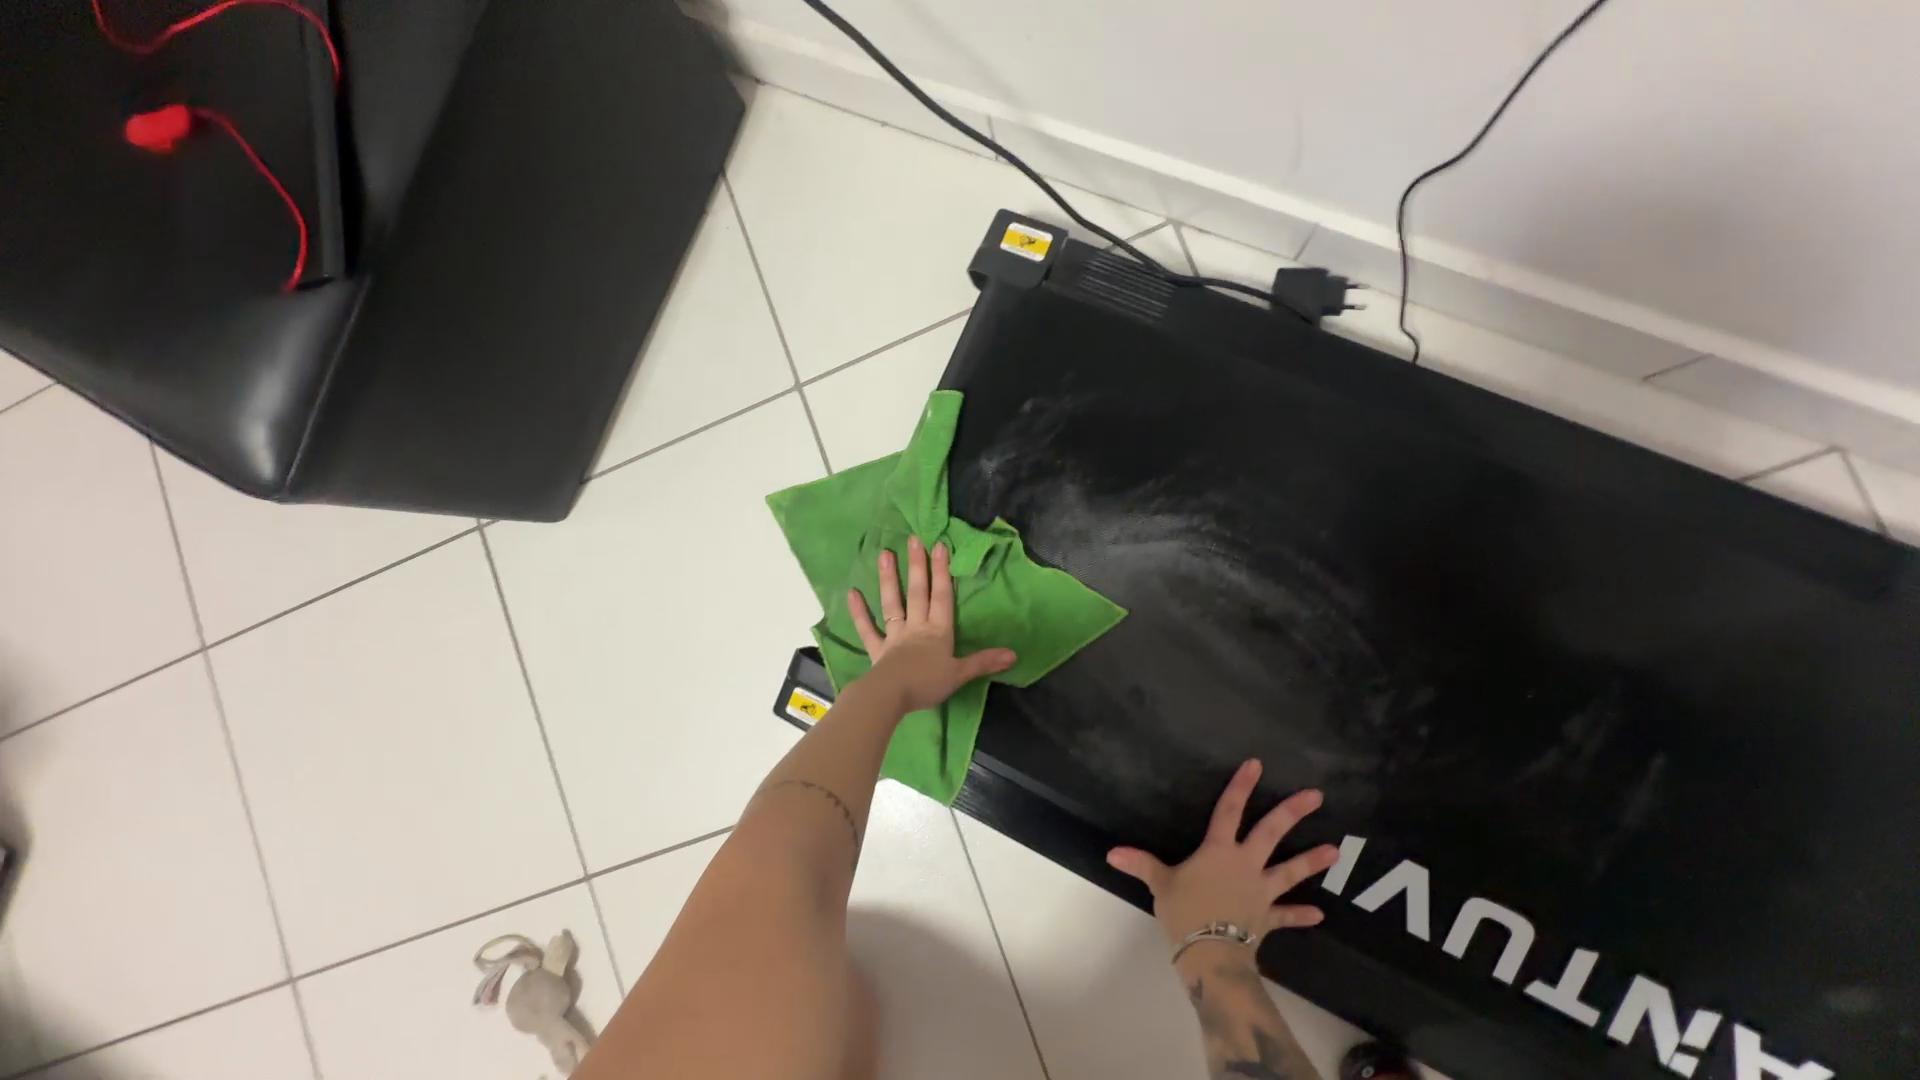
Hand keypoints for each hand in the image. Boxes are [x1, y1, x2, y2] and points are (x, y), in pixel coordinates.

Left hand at [848, 535, 1017, 713]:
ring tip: (885, 554)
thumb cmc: (927, 683)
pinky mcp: (877, 649)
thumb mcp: (960, 674)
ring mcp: (894, 636)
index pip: (942, 597)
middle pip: (918, 593)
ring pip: (892, 603)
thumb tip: (1013, 654)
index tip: (940, 546)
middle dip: (917, 566)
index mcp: (938, 632)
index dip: (942, 572)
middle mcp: (916, 627)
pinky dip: (859, 611)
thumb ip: (984, 662)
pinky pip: (867, 628)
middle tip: (913, 539)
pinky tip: (852, 592)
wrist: (892, 695)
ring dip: (889, 579)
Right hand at [1107, 760, 1339, 951]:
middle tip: (1316, 796)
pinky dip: (1301, 915)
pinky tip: (1319, 914)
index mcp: (1218, 851)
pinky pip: (1286, 915)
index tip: (1256, 764)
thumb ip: (1141, 864)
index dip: (1241, 786)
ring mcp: (1260, 891)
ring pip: (1289, 872)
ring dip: (1311, 861)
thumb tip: (1112, 852)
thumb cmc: (1184, 912)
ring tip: (1335, 851)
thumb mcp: (1160, 884)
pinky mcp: (1267, 918)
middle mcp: (1245, 864)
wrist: (1211, 955)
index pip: (1229, 810)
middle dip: (1292, 812)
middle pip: (1271, 833)